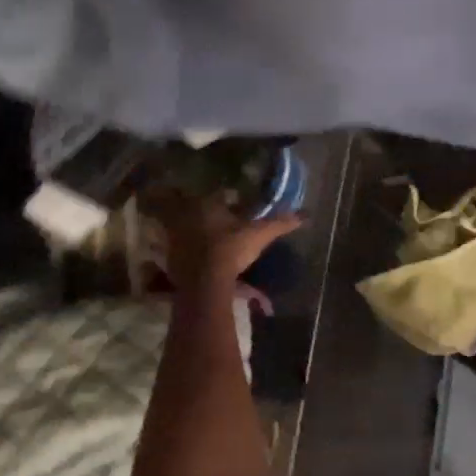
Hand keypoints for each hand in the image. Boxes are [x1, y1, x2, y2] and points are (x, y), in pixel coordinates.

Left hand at [155, 196, 300, 289]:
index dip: (227, 196)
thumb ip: (281, 222)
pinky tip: (199, 255)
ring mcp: (176, 236)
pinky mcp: (170, 257)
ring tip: (209, 236)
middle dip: (206, 210)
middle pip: (195, 206)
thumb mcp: (261, 234)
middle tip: (221, 218)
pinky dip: (187, 248)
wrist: (204, 283)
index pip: (216, 192)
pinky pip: (178, 246)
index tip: (236, 201)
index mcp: (208, 203)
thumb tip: (306, 214)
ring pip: (183, 226)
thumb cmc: (231, 249)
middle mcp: (188, 214)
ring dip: (193, 228)